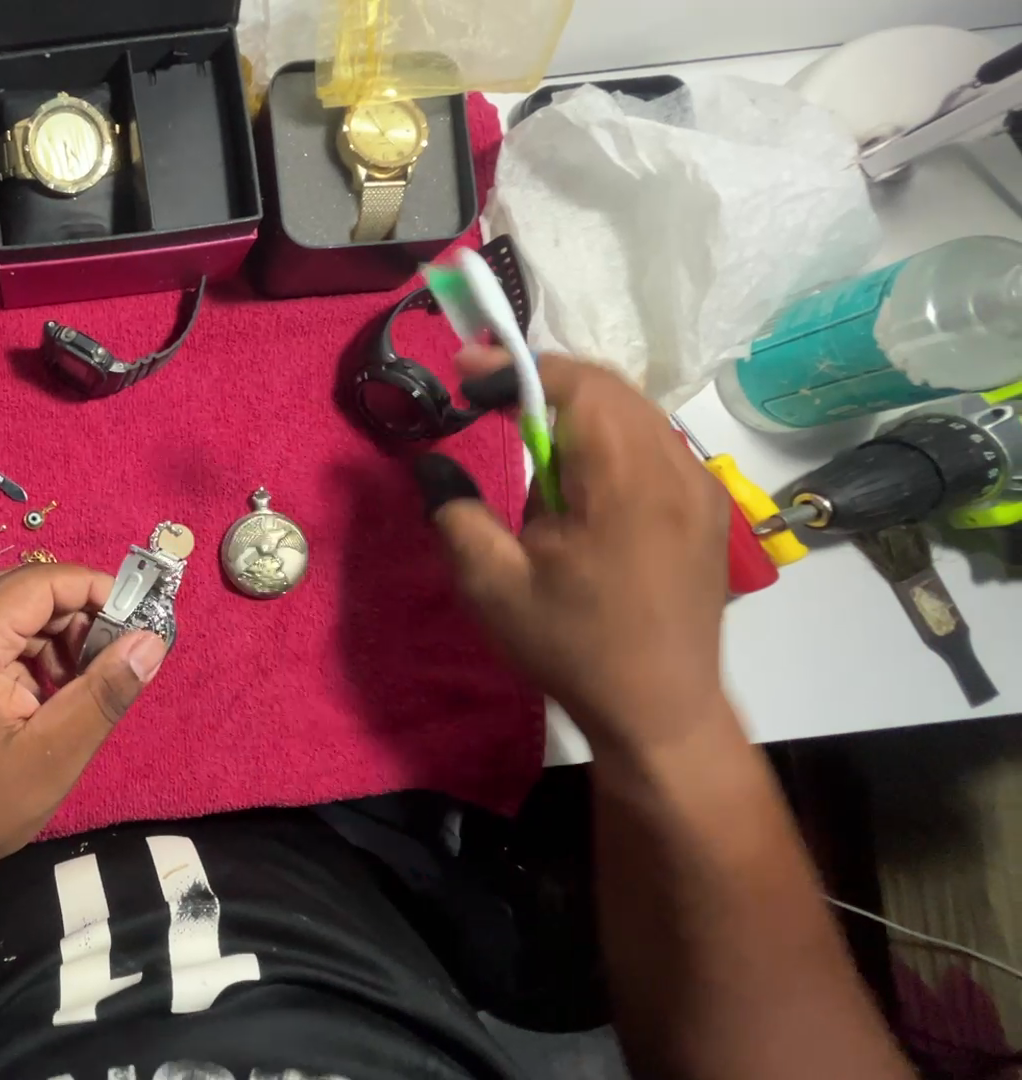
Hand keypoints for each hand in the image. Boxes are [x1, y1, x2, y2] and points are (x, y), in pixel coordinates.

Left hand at [0, 564, 168, 887]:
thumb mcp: (52, 755)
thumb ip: (104, 693)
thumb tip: (151, 641)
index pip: (41, 581)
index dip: (96, 591)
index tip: (137, 622)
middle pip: (22, 589)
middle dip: (75, 616)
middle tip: (108, 662)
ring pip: (4, 610)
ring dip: (49, 637)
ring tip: (73, 689)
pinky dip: (21, 654)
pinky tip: (38, 698)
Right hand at [417, 348, 732, 756]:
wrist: (658, 707)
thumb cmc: (570, 646)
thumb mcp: (491, 585)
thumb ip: (456, 512)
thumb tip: (431, 463)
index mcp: (627, 487)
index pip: (581, 388)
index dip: (519, 367)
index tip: (464, 370)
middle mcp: (676, 472)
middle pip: (610, 389)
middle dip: (541, 377)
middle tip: (479, 389)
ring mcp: (698, 488)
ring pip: (632, 411)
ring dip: (570, 403)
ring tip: (514, 422)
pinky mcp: (701, 506)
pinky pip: (647, 441)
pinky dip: (598, 431)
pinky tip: (565, 464)